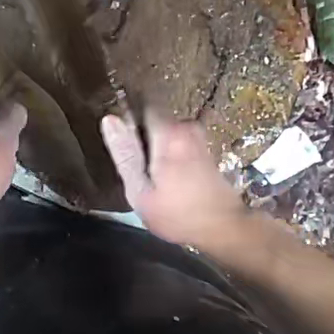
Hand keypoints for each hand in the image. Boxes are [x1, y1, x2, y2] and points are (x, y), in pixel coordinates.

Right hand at [101, 110, 251, 252]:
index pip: (141, 106)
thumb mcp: (140, 190)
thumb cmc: (178, 214)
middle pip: (154, 121)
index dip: (128, 122)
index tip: (123, 144)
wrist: (224, 227)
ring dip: (157, 150)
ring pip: (166, 134)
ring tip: (154, 178)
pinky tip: (171, 181)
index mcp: (168, 133)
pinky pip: (179, 144)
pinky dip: (171, 157)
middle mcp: (186, 127)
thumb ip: (125, 154)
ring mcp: (199, 138)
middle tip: (138, 170)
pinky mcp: (206, 150)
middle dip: (143, 139)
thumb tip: (109, 119)